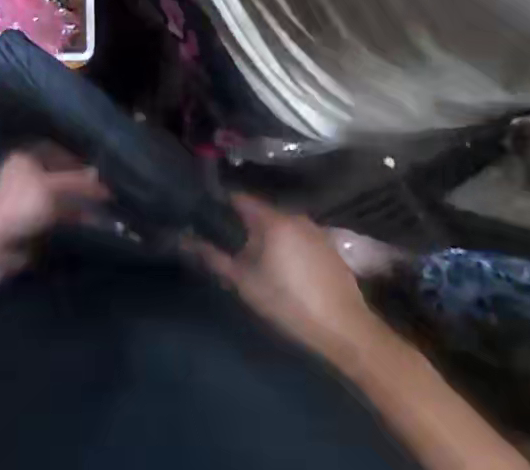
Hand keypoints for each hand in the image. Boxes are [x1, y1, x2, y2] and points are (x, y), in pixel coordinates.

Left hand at [0, 150, 108, 279]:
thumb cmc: (20, 206)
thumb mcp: (51, 189)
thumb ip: (78, 181)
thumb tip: (101, 175)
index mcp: (26, 158)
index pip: (57, 151)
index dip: (79, 158)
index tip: (102, 168)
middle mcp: (28, 174)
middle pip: (62, 174)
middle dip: (84, 183)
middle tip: (110, 190)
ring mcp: (32, 198)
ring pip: (64, 196)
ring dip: (83, 202)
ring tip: (109, 208)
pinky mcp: (37, 220)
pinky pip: (62, 214)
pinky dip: (78, 217)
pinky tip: (97, 222)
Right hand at [193, 195, 387, 361]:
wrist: (347, 332)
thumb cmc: (289, 302)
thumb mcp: (244, 282)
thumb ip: (212, 257)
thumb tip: (183, 239)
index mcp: (272, 219)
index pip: (238, 198)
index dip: (219, 205)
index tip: (206, 218)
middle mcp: (294, 216)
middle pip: (259, 211)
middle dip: (242, 224)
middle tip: (228, 245)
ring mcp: (316, 230)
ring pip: (280, 225)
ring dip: (266, 236)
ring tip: (254, 258)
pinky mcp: (330, 247)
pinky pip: (298, 237)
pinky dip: (286, 245)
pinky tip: (284, 268)